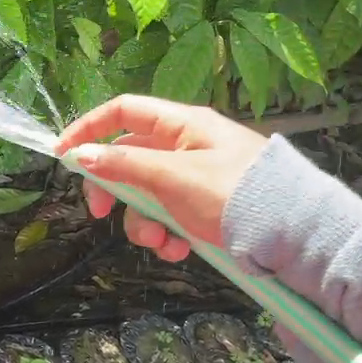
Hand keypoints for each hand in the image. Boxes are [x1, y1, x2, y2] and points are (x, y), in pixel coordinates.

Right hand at [53, 94, 267, 261]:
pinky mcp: (204, 207)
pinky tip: (178, 251)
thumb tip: (79, 154)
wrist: (297, 237)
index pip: (123, 112)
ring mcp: (195, 177)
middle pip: (128, 158)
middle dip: (113, 190)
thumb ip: (123, 165)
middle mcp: (186, 146)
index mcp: (182, 125)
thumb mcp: (172, 178)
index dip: (89, 128)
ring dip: (142, 222)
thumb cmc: (234, 195)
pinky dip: (165, 234)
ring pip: (144, 194)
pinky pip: (167, 215)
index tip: (63, 156)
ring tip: (159, 243)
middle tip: (100, 214)